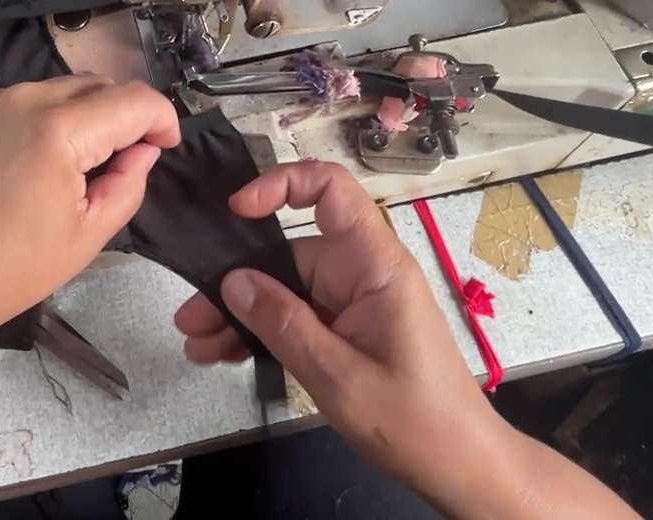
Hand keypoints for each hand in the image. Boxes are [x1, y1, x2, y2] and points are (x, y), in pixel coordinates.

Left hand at [0, 77, 180, 353]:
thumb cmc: (9, 271)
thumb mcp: (89, 236)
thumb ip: (130, 182)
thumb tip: (142, 150)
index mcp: (60, 131)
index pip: (134, 100)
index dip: (162, 117)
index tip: (167, 143)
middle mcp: (24, 99)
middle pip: (99, 86)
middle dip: (124, 116)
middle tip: (125, 160)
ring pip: (62, 89)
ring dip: (85, 115)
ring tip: (77, 165)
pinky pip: (24, 100)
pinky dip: (45, 118)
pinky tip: (33, 161)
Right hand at [172, 161, 512, 506]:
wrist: (461, 469)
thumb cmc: (414, 420)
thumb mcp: (339, 376)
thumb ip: (284, 324)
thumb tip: (233, 282)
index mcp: (373, 263)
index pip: (330, 189)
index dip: (282, 184)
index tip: (238, 209)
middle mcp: (359, 270)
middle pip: (288, 250)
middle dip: (237, 279)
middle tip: (190, 316)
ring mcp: (350, 298)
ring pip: (283, 287)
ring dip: (240, 313)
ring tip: (196, 342)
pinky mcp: (344, 325)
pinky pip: (294, 314)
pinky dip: (262, 331)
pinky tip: (223, 352)